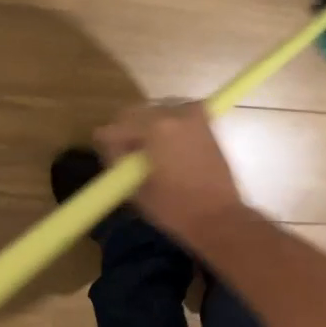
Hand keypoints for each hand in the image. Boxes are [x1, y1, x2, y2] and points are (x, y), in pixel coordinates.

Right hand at [93, 102, 251, 240]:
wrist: (218, 216)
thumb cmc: (175, 208)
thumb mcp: (136, 189)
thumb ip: (119, 161)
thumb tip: (109, 145)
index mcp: (154, 129)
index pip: (117, 126)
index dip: (107, 140)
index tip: (107, 153)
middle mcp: (174, 114)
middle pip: (137, 112)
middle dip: (128, 130)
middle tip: (127, 154)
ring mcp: (194, 117)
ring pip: (159, 110)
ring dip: (149, 124)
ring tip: (149, 149)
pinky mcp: (207, 124)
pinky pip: (180, 113)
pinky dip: (170, 122)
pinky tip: (169, 143)